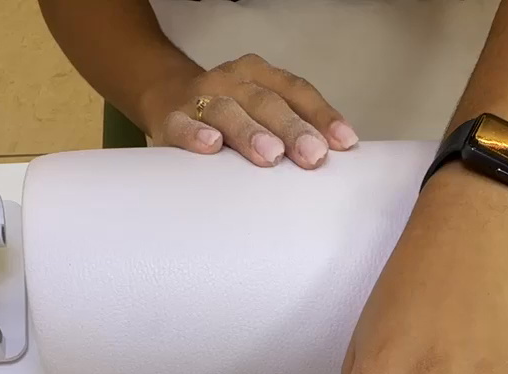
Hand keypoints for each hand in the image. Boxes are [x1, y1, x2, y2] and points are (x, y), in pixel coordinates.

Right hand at [140, 53, 356, 167]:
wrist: (162, 99)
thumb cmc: (226, 119)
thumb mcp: (260, 116)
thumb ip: (290, 132)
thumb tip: (330, 162)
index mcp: (260, 77)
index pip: (296, 92)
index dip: (321, 116)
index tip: (344, 144)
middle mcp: (233, 81)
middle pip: (267, 102)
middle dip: (293, 130)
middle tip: (313, 157)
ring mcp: (200, 99)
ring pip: (228, 111)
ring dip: (251, 133)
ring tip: (271, 156)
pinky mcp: (171, 120)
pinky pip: (182, 125)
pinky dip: (195, 134)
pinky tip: (210, 145)